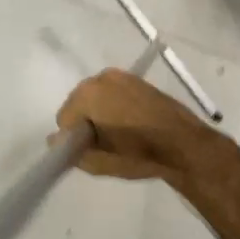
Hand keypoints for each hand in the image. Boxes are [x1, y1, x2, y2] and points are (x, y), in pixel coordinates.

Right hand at [53, 68, 225, 183]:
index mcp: (87, 94)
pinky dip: (116, 106)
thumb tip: (55, 140)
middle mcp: (101, 77)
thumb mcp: (99, 163)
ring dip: (101, 113)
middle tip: (104, 144)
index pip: (65, 118)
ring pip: (98, 97)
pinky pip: (115, 94)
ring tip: (120, 135)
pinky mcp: (138, 80)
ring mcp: (122, 76)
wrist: (183, 144)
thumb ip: (72, 152)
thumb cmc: (138, 154)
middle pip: (80, 103)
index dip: (74, 138)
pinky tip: (131, 124)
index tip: (90, 151)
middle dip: (86, 121)